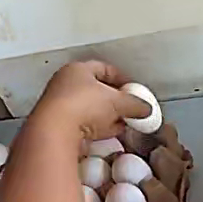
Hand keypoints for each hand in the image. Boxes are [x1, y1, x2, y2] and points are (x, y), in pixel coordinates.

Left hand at [31, 61, 151, 141]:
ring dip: (107, 115)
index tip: (134, 90)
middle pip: (97, 89)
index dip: (122, 78)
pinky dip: (98, 127)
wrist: (56, 130)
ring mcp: (61, 104)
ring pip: (91, 107)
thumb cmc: (85, 105)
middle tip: (129, 108)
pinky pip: (84, 122)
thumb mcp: (118, 102)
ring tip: (122, 123)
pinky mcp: (59, 124)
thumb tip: (147, 109)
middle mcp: (65, 83)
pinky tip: (109, 133)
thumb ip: (136, 104)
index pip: (104, 68)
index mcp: (78, 69)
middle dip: (115, 99)